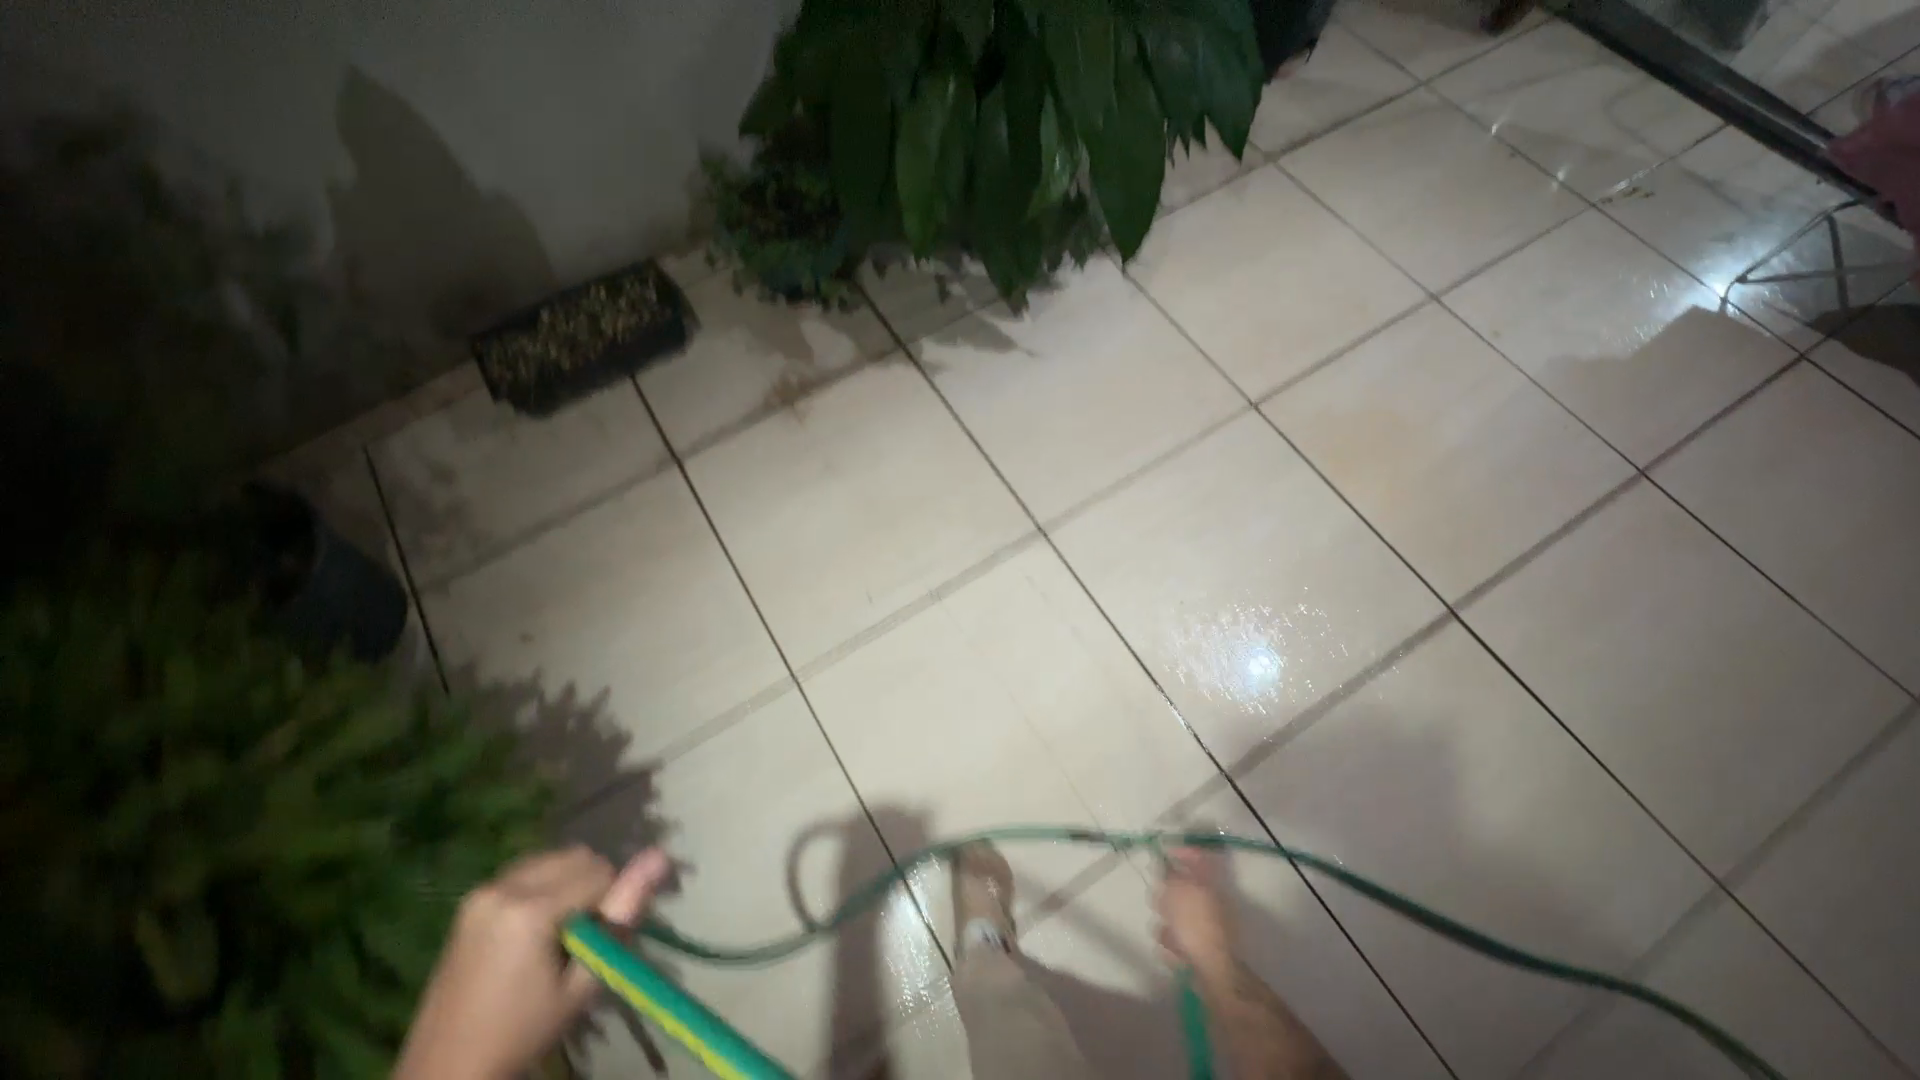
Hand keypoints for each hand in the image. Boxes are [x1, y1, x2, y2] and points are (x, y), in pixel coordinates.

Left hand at [395, 846, 670, 1079]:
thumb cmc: (526, 1030)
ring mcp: (484, 889)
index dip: (614, 902)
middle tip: (586, 937)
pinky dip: (545, 885)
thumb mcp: (584, 982)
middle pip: (578, 857)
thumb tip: (662, 856)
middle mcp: (504, 887)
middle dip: (594, 886)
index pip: (601, 872)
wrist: (448, 1065)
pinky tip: (538, 927)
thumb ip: (622, 915)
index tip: (604, 941)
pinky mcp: (473, 898)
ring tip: (561, 933)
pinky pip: (528, 869)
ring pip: (554, 858)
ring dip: (570, 883)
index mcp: (530, 910)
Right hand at [1156, 847, 1236, 977]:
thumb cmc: (1195, 925)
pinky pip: (1180, 937)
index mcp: (1210, 886)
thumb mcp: (1178, 892)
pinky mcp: (1201, 948)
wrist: (1212, 971)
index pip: (1198, 860)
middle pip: (1185, 888)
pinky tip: (1170, 947)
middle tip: (1158, 900)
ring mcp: (1208, 927)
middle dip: (1167, 894)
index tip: (1163, 852)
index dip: (1182, 852)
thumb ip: (1170, 875)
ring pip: (1179, 914)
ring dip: (1167, 919)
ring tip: (1163, 928)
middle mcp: (1212, 903)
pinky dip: (1173, 940)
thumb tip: (1165, 864)